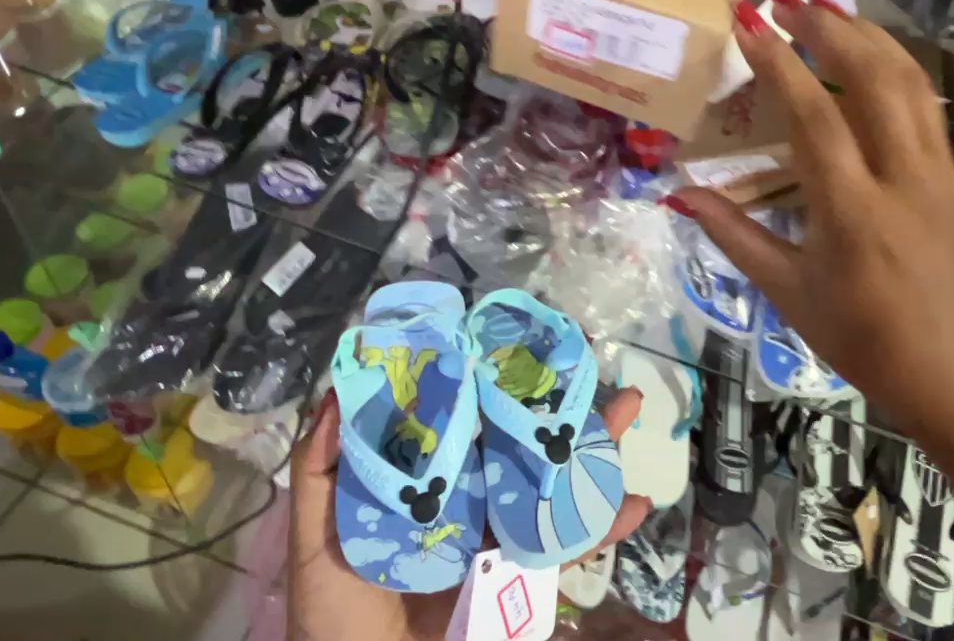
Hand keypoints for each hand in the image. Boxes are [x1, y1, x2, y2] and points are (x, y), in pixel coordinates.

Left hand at [286, 387, 652, 640]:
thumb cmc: (333, 608)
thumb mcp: (317, 532)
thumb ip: (320, 467)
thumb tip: (338, 388)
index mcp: (429, 479)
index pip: (467, 419)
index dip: (493, 382)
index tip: (518, 344)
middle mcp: (472, 498)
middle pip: (522, 441)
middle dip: (558, 404)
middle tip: (590, 362)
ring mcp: (501, 536)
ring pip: (554, 481)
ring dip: (596, 446)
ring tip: (630, 409)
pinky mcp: (522, 580)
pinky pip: (566, 549)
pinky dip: (603, 526)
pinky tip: (636, 502)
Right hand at [669, 0, 953, 443]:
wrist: (950, 368)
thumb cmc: (860, 337)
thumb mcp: (787, 292)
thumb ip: (733, 234)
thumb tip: (679, 194)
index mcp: (853, 212)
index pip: (815, 119)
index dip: (780, 65)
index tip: (749, 24)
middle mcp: (902, 178)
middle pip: (874, 79)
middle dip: (830, 29)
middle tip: (788, 0)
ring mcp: (938, 171)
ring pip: (909, 81)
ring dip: (868, 37)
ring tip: (827, 11)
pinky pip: (926, 102)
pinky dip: (896, 65)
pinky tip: (870, 53)